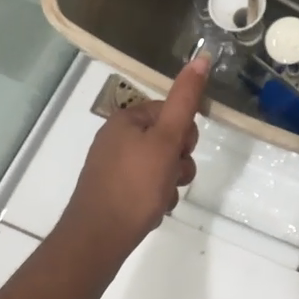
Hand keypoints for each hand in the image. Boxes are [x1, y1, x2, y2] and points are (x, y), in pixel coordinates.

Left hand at [60, 54, 209, 259]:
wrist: (96, 242)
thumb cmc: (135, 186)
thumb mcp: (167, 139)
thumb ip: (185, 99)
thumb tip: (202, 56)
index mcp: (125, 120)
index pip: (170, 112)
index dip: (184, 134)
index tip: (182, 152)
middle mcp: (115, 139)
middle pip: (166, 139)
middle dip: (178, 161)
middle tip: (172, 178)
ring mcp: (111, 167)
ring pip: (159, 165)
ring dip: (170, 181)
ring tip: (162, 198)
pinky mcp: (111, 192)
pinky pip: (144, 186)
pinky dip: (154, 196)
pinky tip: (152, 211)